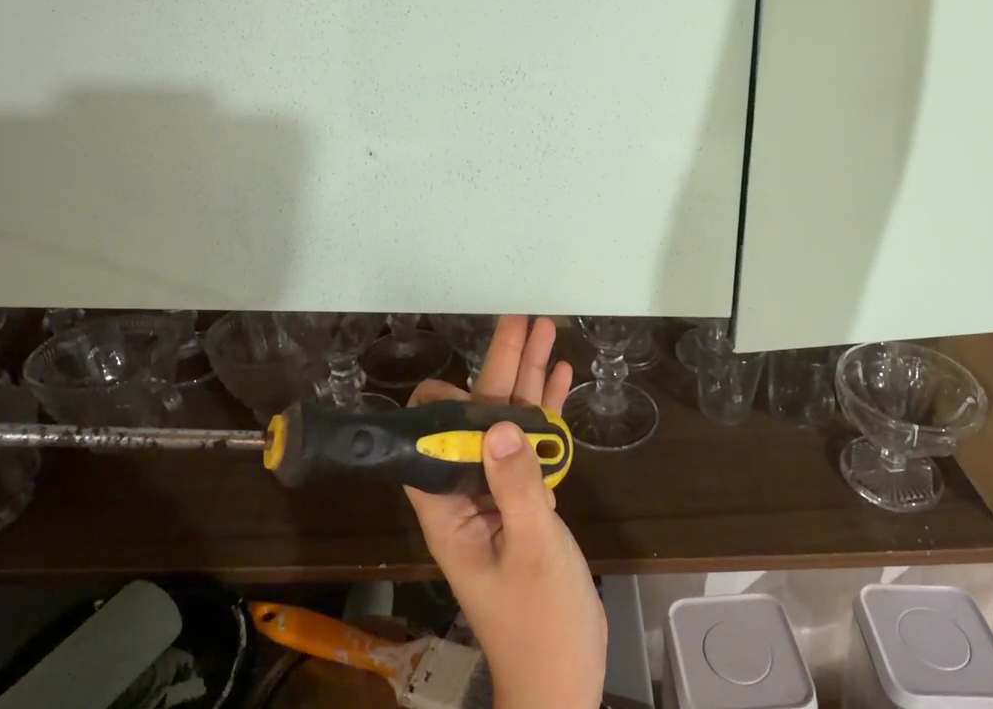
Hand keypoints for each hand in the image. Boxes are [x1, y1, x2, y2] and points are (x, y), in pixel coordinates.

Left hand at [405, 315, 605, 708]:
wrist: (564, 672)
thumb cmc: (541, 621)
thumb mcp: (532, 551)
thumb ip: (518, 486)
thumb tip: (503, 422)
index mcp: (447, 510)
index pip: (429, 444)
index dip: (442, 404)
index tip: (464, 370)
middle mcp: (467, 494)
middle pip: (478, 420)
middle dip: (500, 368)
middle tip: (521, 320)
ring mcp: (500, 496)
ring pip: (509, 426)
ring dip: (527, 380)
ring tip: (545, 331)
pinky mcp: (528, 502)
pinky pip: (534, 447)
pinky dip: (547, 413)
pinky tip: (560, 379)